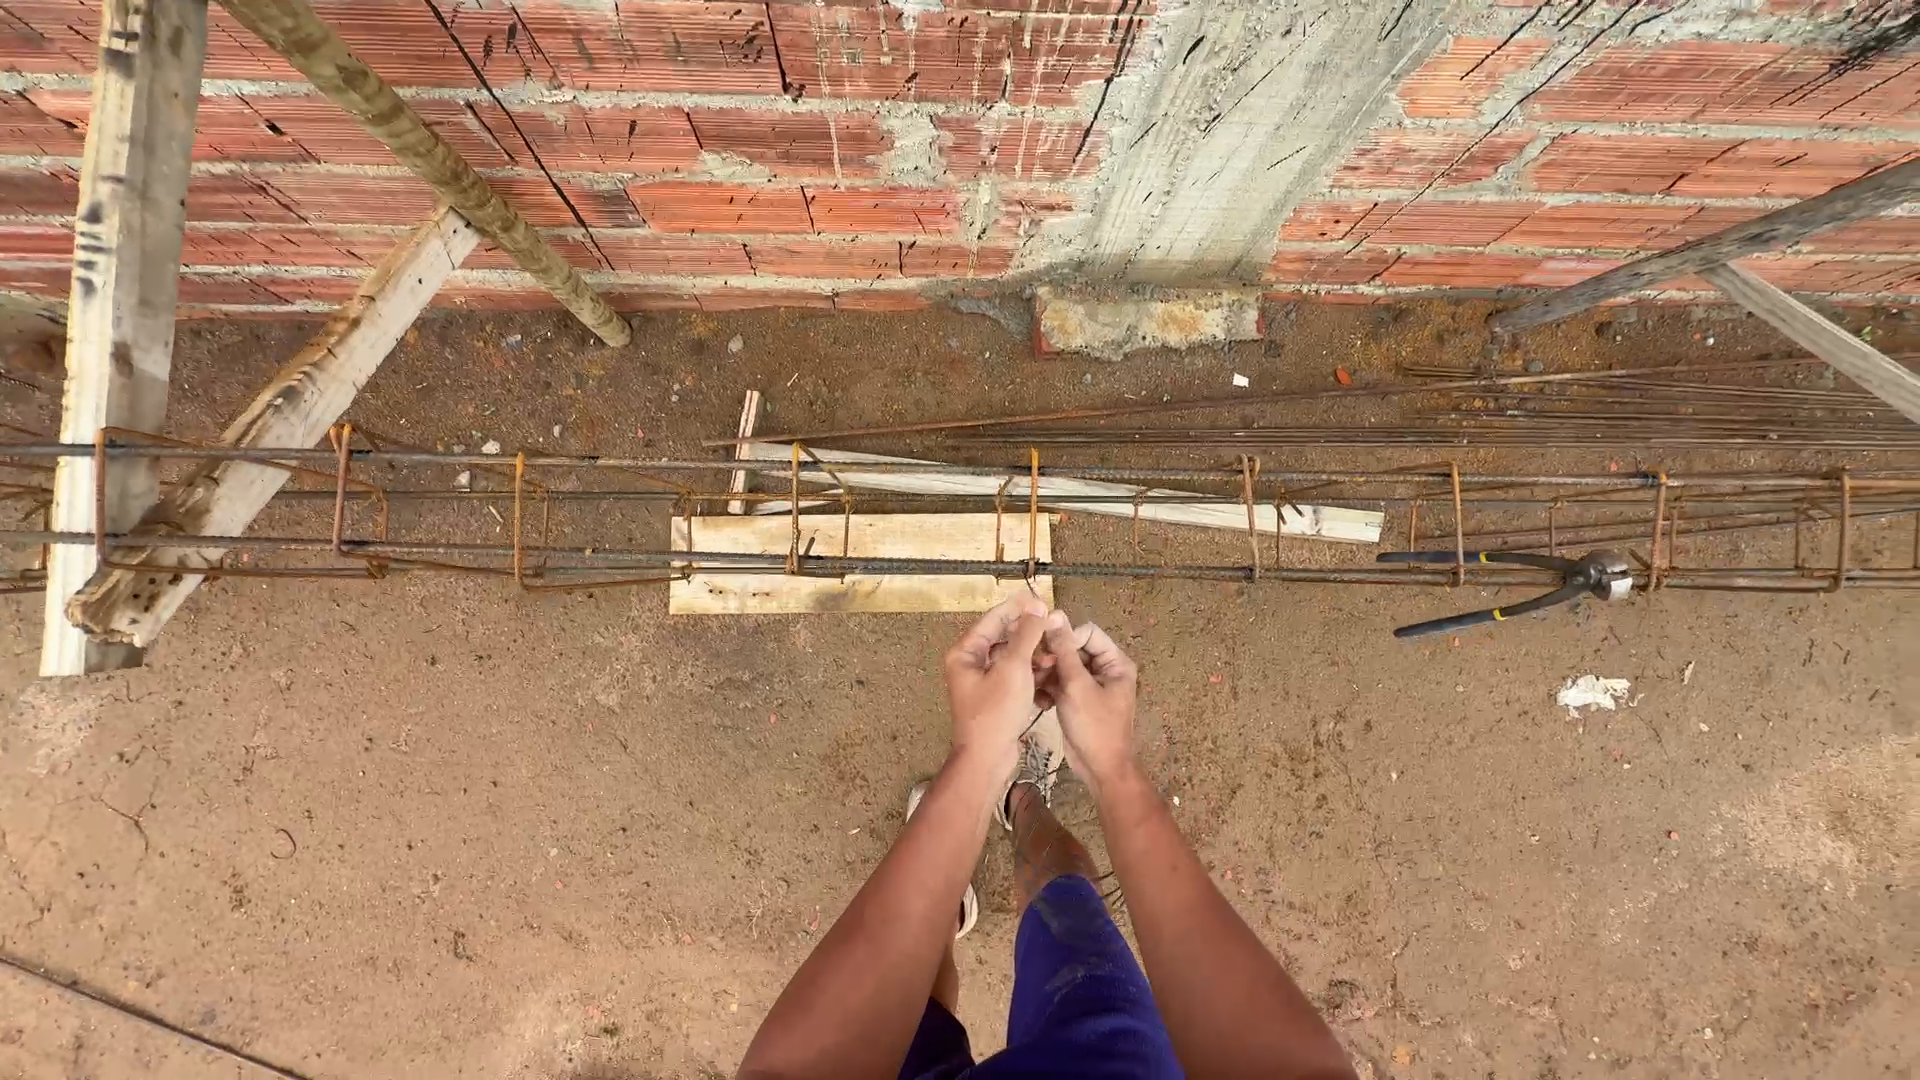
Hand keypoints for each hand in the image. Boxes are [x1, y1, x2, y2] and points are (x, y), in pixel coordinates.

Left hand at [943, 596, 1050, 765]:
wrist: (988, 759)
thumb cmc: (995, 713)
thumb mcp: (1014, 668)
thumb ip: (1026, 635)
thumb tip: (1037, 607)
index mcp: (965, 653)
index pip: (993, 619)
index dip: (1017, 608)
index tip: (1041, 600)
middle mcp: (970, 664)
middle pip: (1003, 638)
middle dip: (1029, 636)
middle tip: (1053, 629)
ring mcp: (982, 682)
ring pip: (1012, 659)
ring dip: (1033, 658)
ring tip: (1053, 660)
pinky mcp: (996, 698)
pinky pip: (1015, 678)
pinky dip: (1031, 676)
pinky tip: (1048, 679)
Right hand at [1040, 611, 1138, 794]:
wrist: (1099, 769)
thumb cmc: (1095, 727)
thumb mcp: (1077, 685)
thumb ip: (1064, 650)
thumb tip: (1054, 615)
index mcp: (1115, 662)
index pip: (1087, 632)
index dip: (1066, 637)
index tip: (1044, 648)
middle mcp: (1104, 669)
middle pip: (1072, 648)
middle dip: (1052, 657)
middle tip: (1034, 668)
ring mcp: (1089, 685)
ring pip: (1062, 666)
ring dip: (1046, 673)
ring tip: (1033, 685)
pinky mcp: (1076, 698)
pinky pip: (1059, 682)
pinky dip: (1048, 688)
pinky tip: (1039, 701)